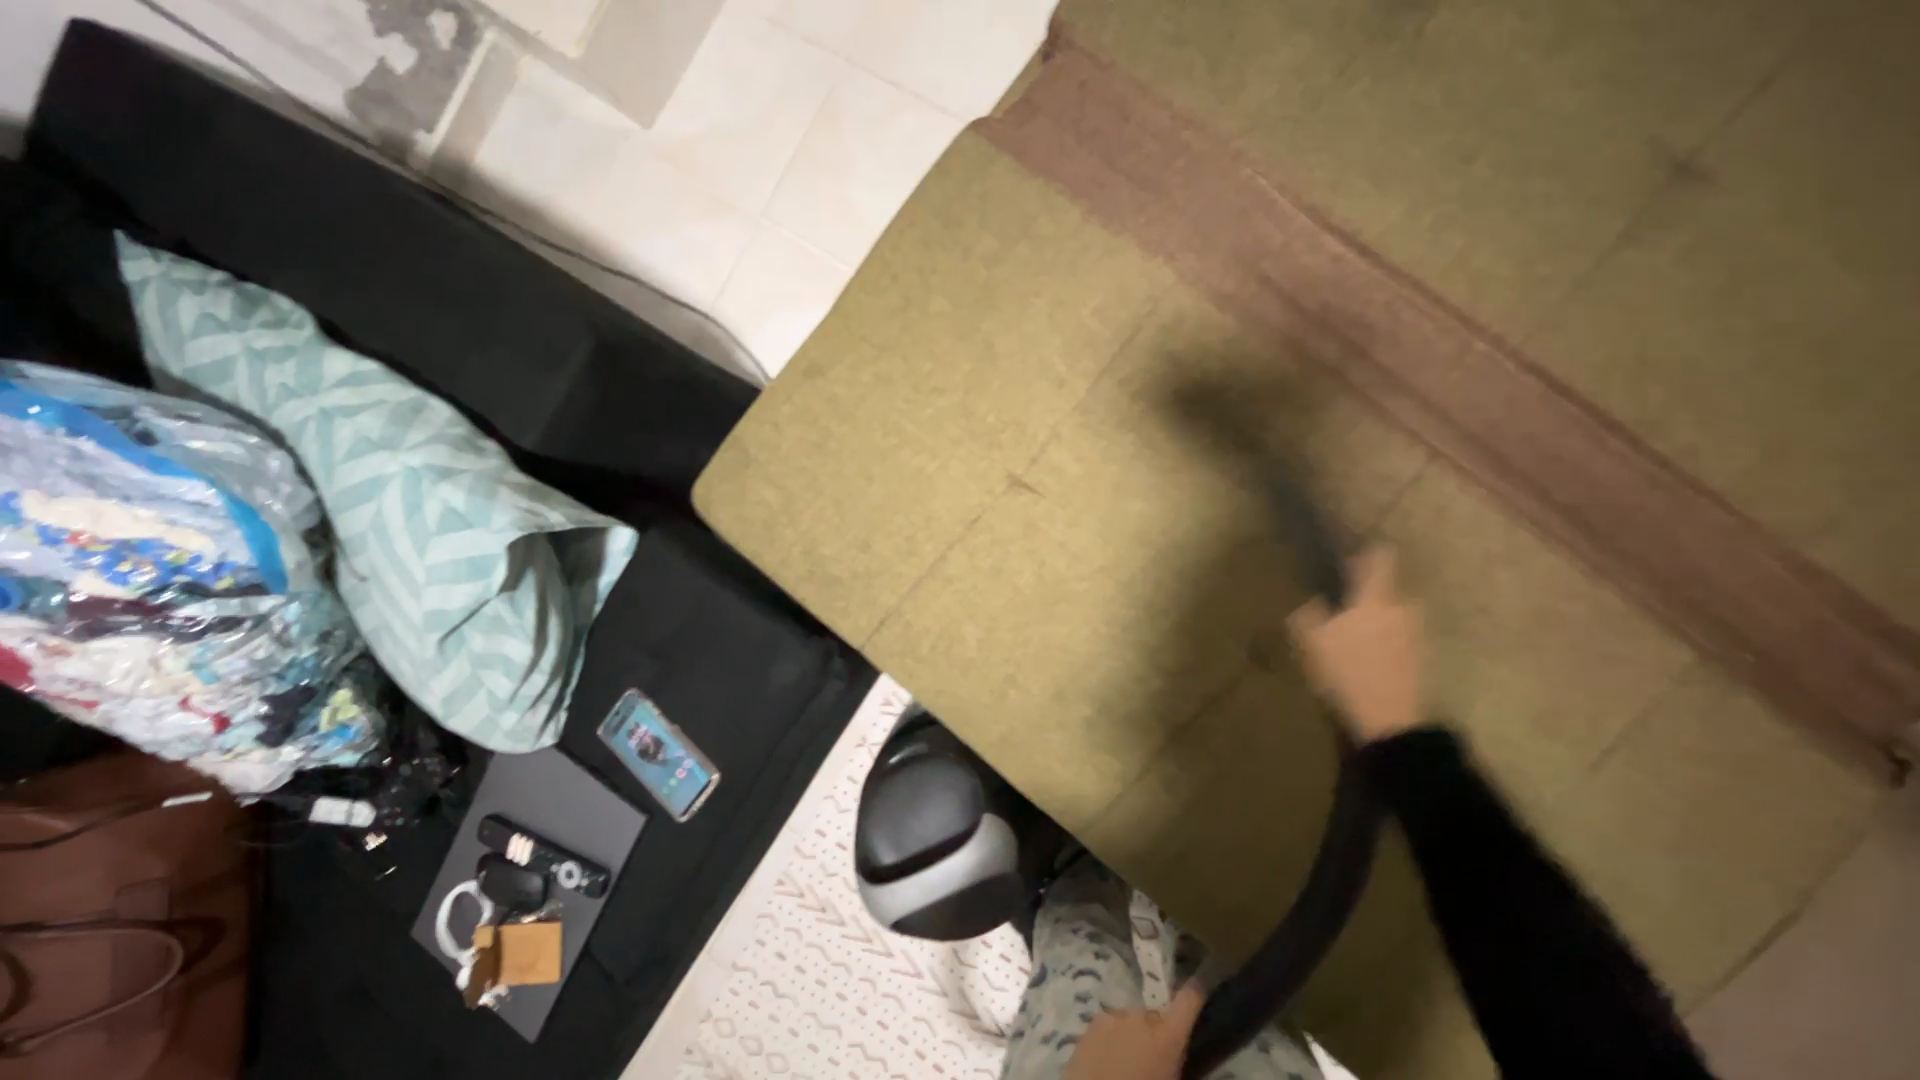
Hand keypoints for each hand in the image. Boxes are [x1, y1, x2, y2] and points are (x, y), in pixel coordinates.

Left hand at [1063, 983, 1206, 1079]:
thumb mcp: (1170, 1077)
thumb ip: (1174, 1056)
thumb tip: (1174, 1051)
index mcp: (1168, 1035)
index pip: (1189, 999)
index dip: (1197, 989)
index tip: (1202, 980)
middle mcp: (1142, 1016)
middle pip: (1154, 1015)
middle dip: (1154, 1030)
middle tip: (1150, 1054)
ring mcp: (1114, 1015)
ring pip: (1130, 1020)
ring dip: (1131, 1033)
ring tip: (1125, 1059)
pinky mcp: (1092, 1022)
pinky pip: (1109, 1025)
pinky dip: (1111, 1037)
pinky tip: (1106, 1057)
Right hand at [1286, 545, 1423, 744]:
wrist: (1391, 721)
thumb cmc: (1349, 672)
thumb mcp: (1313, 643)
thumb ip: (1308, 616)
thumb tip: (1313, 603)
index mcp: (1376, 598)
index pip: (1380, 558)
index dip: (1366, 552)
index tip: (1350, 556)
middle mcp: (1403, 609)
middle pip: (1385, 591)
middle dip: (1365, 597)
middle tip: (1341, 609)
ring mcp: (1416, 635)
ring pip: (1393, 617)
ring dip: (1375, 623)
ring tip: (1351, 640)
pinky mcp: (1421, 660)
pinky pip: (1399, 640)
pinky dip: (1383, 644)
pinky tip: (1365, 661)